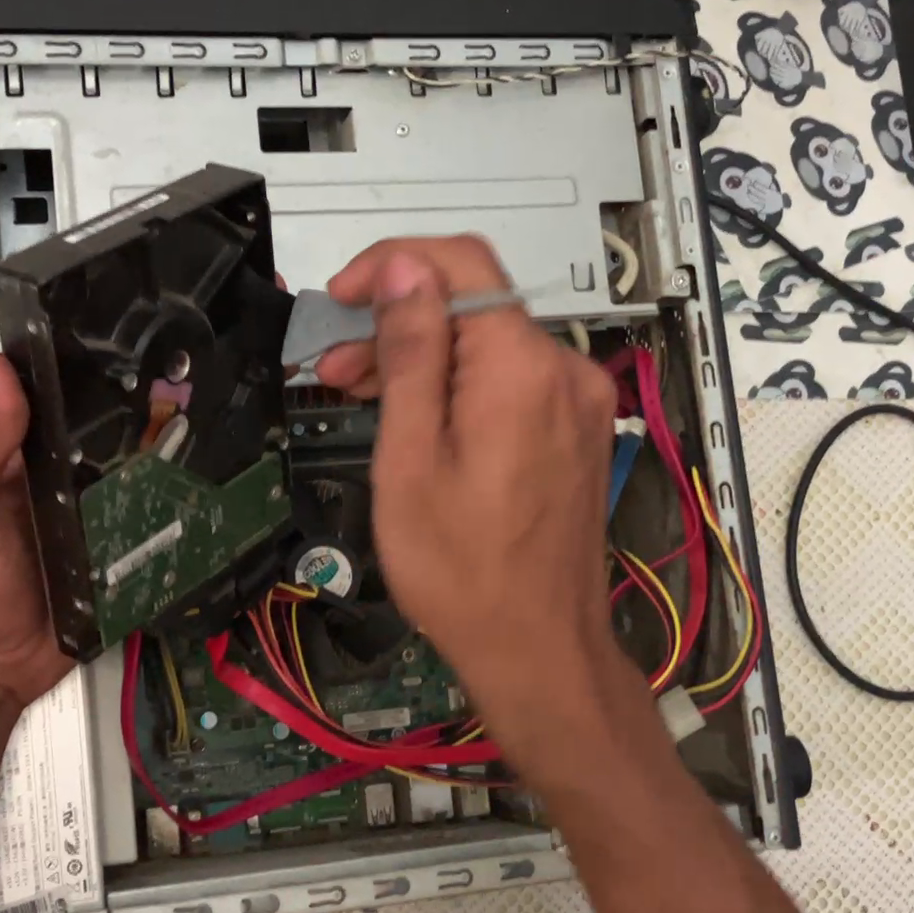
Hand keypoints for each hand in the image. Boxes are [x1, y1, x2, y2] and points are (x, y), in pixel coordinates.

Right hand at [316, 237, 622, 697]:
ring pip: (488, 341)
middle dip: (400, 318)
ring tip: (362, 389)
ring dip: (425, 353)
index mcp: (521, 368)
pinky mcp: (575, 426)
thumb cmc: (461, 571)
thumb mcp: (410, 457)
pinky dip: (460, 382)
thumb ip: (411, 352)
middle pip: (474, 302)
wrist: (539, 650)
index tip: (343, 296)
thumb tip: (405, 271)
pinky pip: (511, 378)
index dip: (394, 263)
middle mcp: (564, 370)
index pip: (460, 262)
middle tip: (337, 361)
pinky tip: (418, 412)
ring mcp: (577, 399)